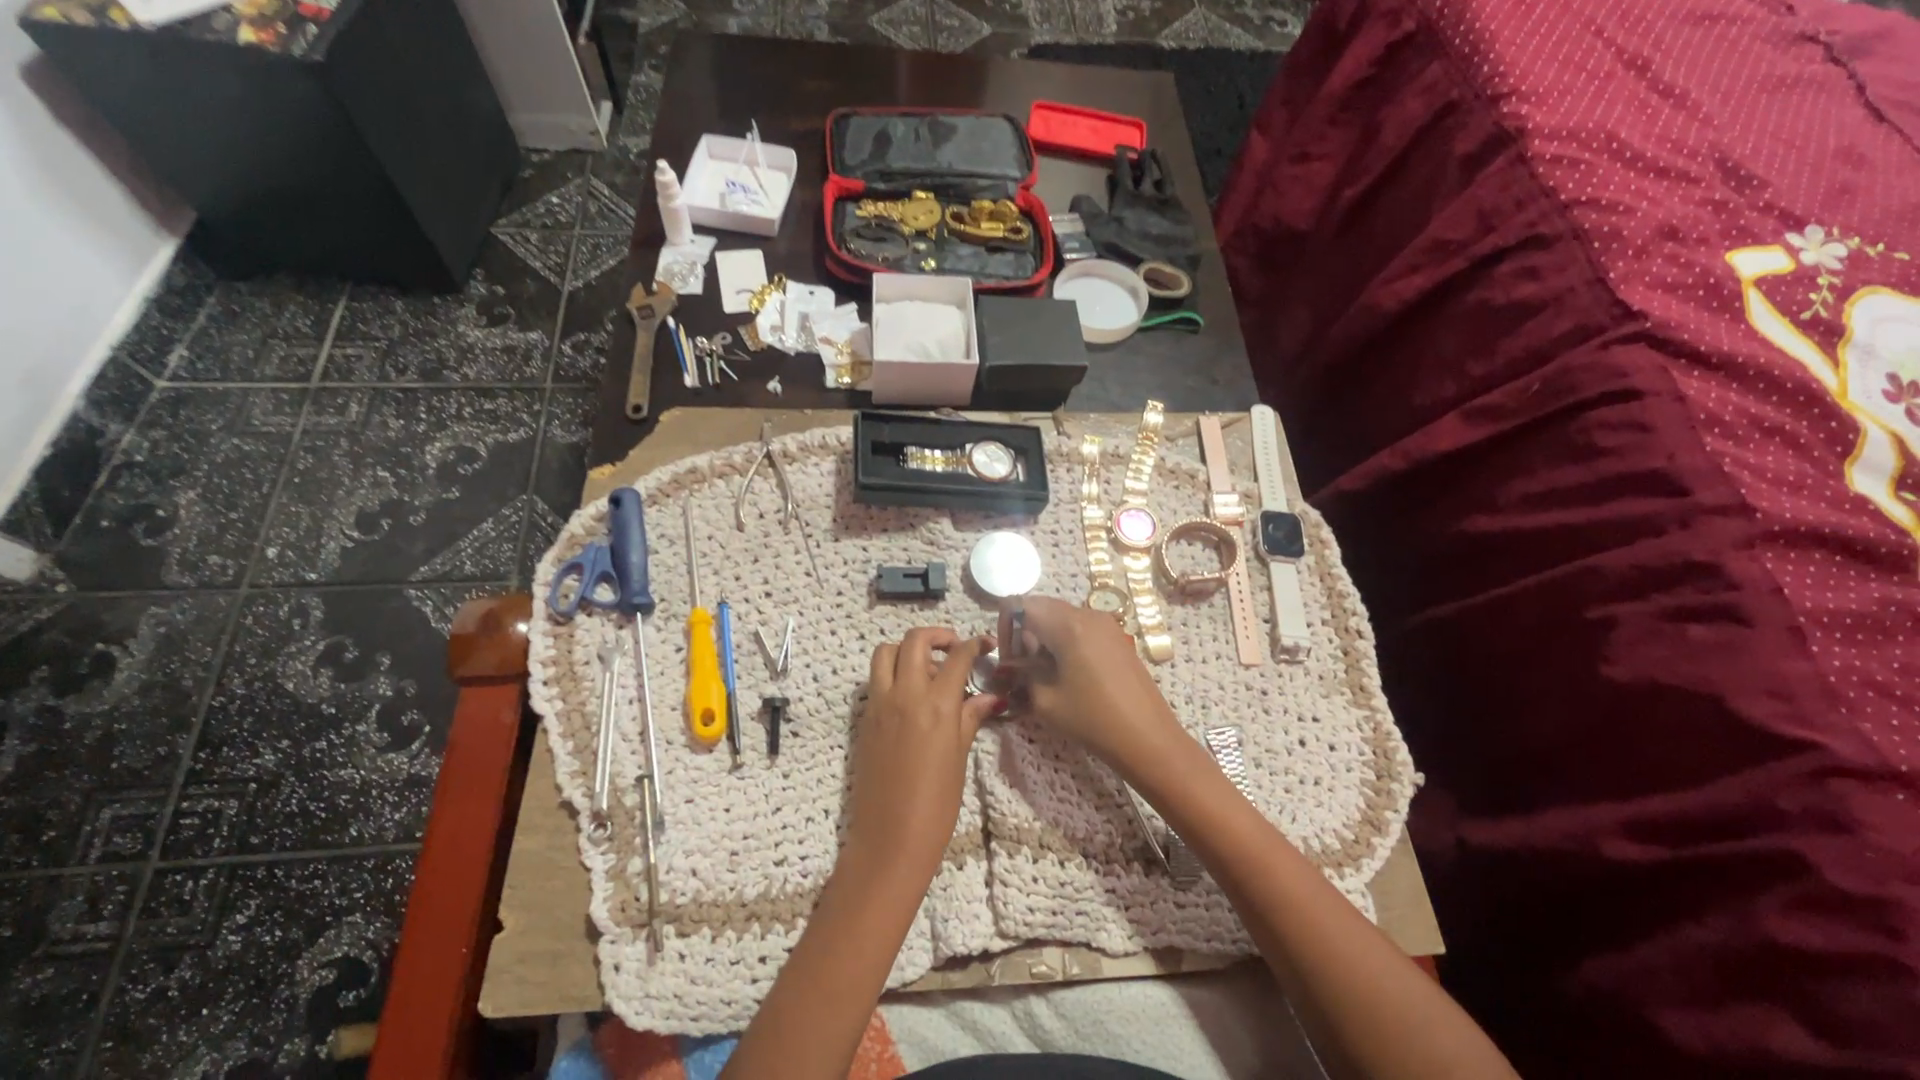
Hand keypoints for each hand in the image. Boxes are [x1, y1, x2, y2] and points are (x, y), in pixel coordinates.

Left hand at [846, 628, 999, 879]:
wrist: (889, 838)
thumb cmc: (936, 804)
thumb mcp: (959, 757)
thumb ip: (969, 718)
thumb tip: (988, 697)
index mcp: (936, 704)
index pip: (957, 657)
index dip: (974, 644)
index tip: (986, 645)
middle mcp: (905, 695)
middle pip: (915, 641)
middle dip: (938, 636)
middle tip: (954, 651)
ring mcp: (879, 705)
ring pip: (886, 652)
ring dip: (907, 650)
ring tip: (927, 669)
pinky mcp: (864, 719)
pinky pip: (876, 680)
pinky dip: (892, 674)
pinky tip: (910, 697)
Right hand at [995, 596, 1187, 782]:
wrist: (1148, 738)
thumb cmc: (1092, 719)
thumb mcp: (1045, 699)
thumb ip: (1022, 672)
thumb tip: (1013, 663)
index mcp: (1067, 624)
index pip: (1020, 605)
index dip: (1005, 629)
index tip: (1010, 660)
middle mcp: (1088, 614)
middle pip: (1041, 607)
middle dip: (1023, 633)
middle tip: (1023, 668)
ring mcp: (1107, 625)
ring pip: (1061, 617)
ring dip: (1044, 638)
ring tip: (1045, 674)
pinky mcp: (1118, 639)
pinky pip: (1081, 628)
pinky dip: (1065, 642)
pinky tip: (1069, 675)